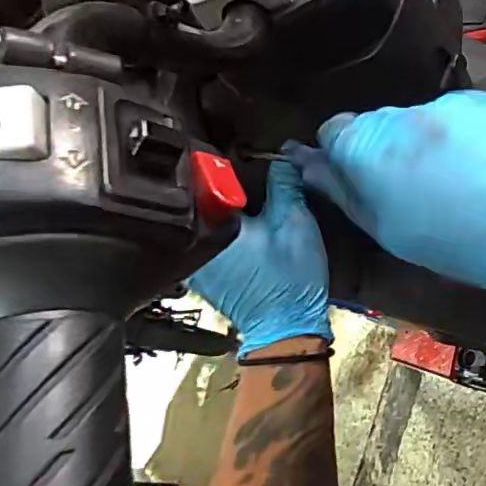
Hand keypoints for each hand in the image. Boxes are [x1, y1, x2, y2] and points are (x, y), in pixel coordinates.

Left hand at [188, 161, 331, 353]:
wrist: (287, 329)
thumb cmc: (291, 277)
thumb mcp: (294, 221)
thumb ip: (284, 182)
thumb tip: (281, 156)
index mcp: (207, 225)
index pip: (207, 176)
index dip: (229, 163)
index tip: (247, 162)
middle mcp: (190, 242)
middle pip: (204, 197)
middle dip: (227, 186)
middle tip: (254, 181)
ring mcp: (193, 262)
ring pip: (207, 219)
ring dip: (226, 209)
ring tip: (252, 204)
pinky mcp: (202, 275)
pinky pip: (210, 239)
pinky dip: (226, 231)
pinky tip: (247, 231)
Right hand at [288, 90, 485, 316]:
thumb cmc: (453, 240)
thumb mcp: (383, 227)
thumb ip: (341, 190)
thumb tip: (308, 166)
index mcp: (366, 146)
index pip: (332, 131)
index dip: (342, 154)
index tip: (359, 174)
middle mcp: (399, 115)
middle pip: (375, 123)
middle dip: (383, 146)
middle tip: (408, 182)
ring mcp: (442, 105)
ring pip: (415, 118)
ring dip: (421, 139)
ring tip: (449, 175)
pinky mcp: (480, 102)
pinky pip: (454, 114)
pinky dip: (458, 132)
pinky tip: (476, 162)